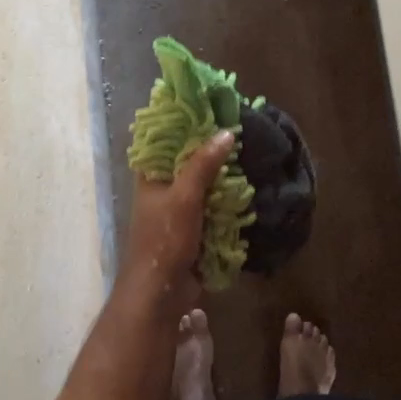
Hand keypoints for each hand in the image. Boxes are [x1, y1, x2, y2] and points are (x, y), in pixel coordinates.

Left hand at [124, 132, 236, 298]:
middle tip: (240, 129)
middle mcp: (162, 186)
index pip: (165, 138)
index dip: (185, 123)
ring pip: (203, 183)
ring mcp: (178, 208)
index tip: (212, 108)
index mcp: (150, 174)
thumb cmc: (164, 239)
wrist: (161, 291)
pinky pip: (212, 205)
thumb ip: (203, 164)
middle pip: (188, 159)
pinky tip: (248, 186)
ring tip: (250, 152)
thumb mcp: (184, 196)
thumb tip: (226, 132)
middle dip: (211, 149)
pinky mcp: (193, 227)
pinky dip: (226, 198)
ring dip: (222, 175)